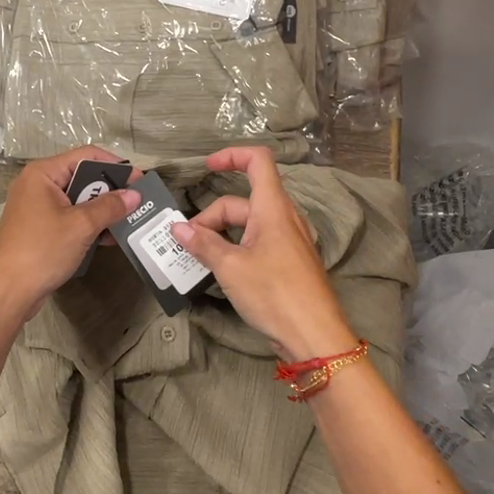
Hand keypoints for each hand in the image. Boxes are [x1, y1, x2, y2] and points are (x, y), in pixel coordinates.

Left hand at [0, 146, 139, 324]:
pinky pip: (69, 218)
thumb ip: (109, 207)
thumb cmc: (42, 250)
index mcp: (43, 173)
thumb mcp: (80, 226)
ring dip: (102, 210)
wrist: (6, 292)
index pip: (86, 156)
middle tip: (138, 203)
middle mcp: (37, 184)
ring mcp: (36, 208)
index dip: (115, 165)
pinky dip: (88, 224)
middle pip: (82, 177)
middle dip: (110, 190)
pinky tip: (110, 238)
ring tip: (130, 222)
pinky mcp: (39, 229)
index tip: (140, 181)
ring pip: (77, 200)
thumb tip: (135, 194)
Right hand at [170, 147, 356, 360]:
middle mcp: (284, 218)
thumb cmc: (274, 294)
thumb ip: (202, 244)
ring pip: (249, 225)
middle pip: (242, 201)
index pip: (257, 161)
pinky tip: (222, 270)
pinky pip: (259, 243)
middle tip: (188, 243)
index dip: (231, 155)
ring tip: (199, 257)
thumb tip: (177, 228)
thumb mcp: (230, 268)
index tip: (206, 167)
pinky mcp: (290, 263)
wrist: (316, 337)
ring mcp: (290, 241)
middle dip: (211, 217)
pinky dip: (237, 248)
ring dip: (222, 235)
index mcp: (273, 208)